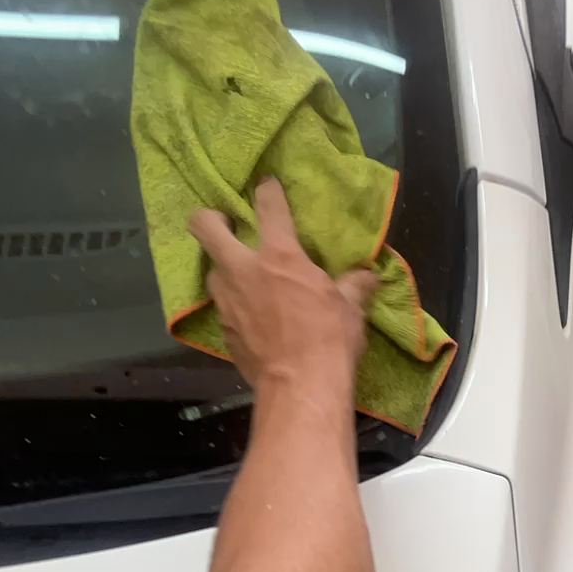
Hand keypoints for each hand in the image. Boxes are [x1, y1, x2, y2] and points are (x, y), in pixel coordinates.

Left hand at [189, 177, 377, 401]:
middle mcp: (244, 270)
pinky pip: (226, 309)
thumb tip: (367, 276)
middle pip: (205, 227)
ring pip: (213, 270)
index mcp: (280, 257)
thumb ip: (354, 286)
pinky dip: (238, 308)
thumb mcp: (351, 310)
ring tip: (246, 282)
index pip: (269, 208)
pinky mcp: (225, 330)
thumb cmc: (330, 340)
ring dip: (227, 270)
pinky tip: (254, 321)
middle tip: (227, 226)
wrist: (302, 385)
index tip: (268, 186)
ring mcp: (228, 301)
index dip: (268, 191)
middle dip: (211, 219)